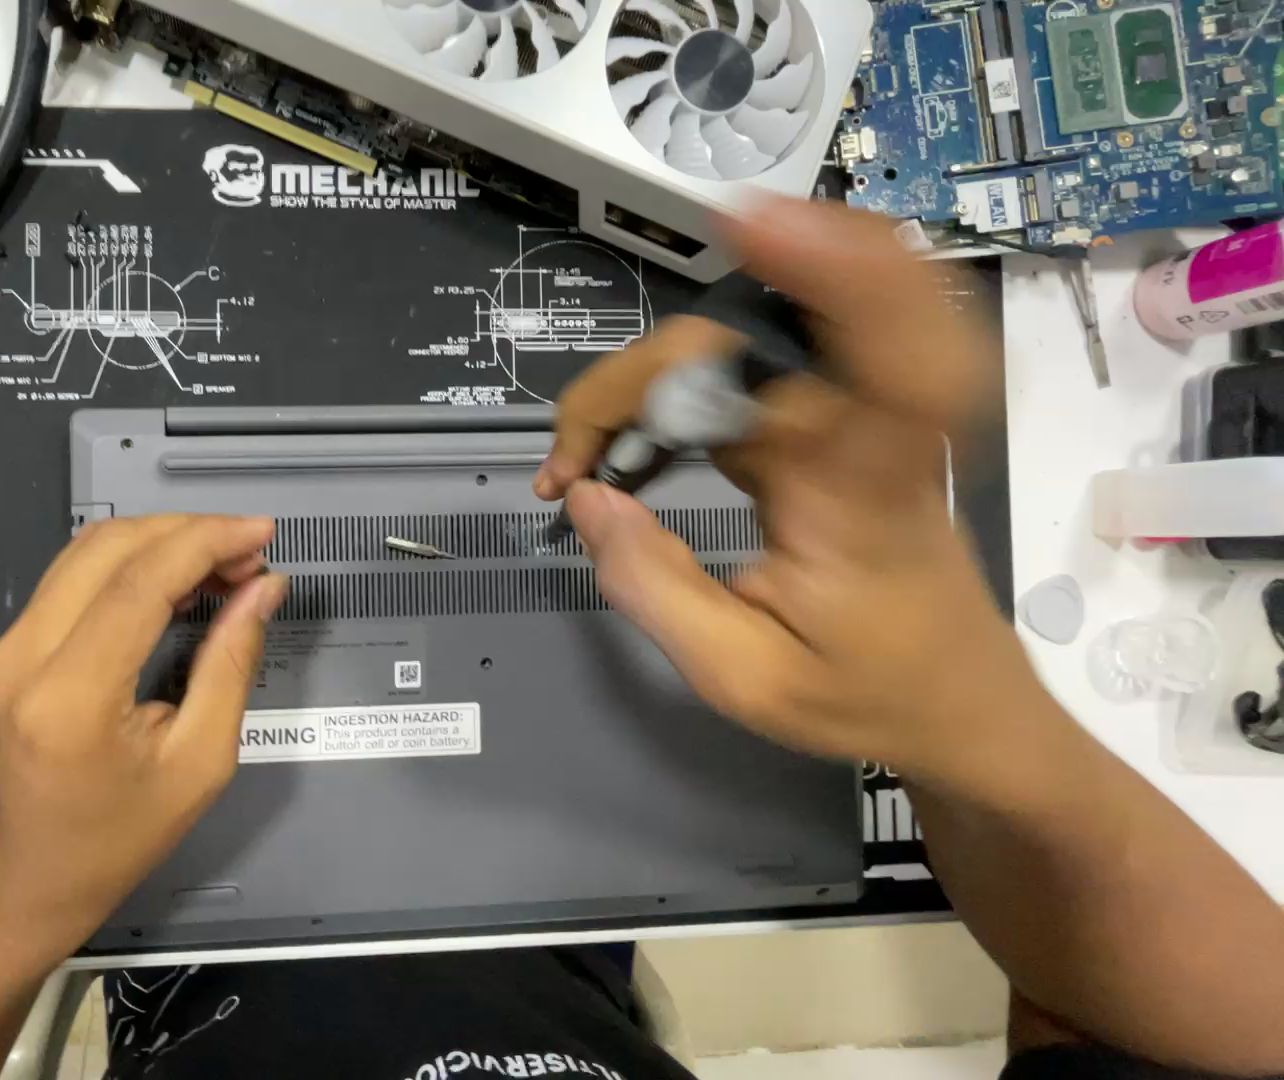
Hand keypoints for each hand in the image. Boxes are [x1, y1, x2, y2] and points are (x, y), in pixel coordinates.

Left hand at [0, 515, 286, 958]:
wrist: (39, 870)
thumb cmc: (124, 832)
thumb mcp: (202, 760)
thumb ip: (232, 664)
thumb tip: (263, 588)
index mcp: (71, 698)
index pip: (140, 585)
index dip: (206, 543)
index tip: (261, 533)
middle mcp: (24, 658)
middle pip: (110, 549)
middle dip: (189, 533)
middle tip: (249, 554)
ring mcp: (8, 645)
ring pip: (89, 549)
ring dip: (162, 540)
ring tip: (223, 563)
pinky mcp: (12, 643)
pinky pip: (76, 573)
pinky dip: (134, 560)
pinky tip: (179, 577)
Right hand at [540, 199, 1049, 793]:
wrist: (954, 708)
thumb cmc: (866, 698)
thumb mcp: (741, 677)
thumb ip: (655, 590)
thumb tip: (587, 498)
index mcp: (866, 492)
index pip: (883, 356)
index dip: (834, 269)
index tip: (748, 226)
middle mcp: (859, 433)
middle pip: (736, 344)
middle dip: (627, 387)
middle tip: (567, 468)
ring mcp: (836, 423)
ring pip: (722, 352)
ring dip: (632, 394)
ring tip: (580, 465)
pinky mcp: (814, 428)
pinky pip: (726, 381)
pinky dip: (653, 403)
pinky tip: (618, 447)